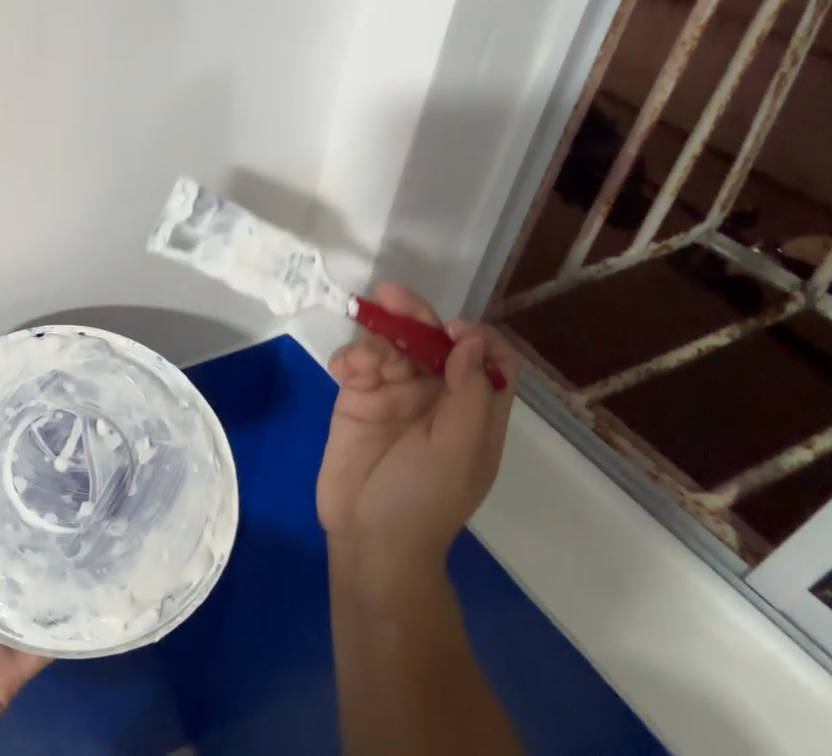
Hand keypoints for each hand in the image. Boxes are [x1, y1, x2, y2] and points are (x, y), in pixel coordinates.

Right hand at [316, 283, 519, 572]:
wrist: (370, 537)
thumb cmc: (425, 498)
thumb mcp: (461, 449)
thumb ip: (471, 393)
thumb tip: (470, 339)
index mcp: (474, 408)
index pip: (487, 357)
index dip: (473, 336)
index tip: (450, 332)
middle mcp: (436, 395)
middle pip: (432, 340)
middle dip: (414, 315)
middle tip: (390, 295)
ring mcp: (393, 395)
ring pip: (390, 345)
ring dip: (376, 338)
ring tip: (361, 359)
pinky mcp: (356, 400)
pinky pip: (355, 364)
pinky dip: (349, 356)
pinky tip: (344, 368)